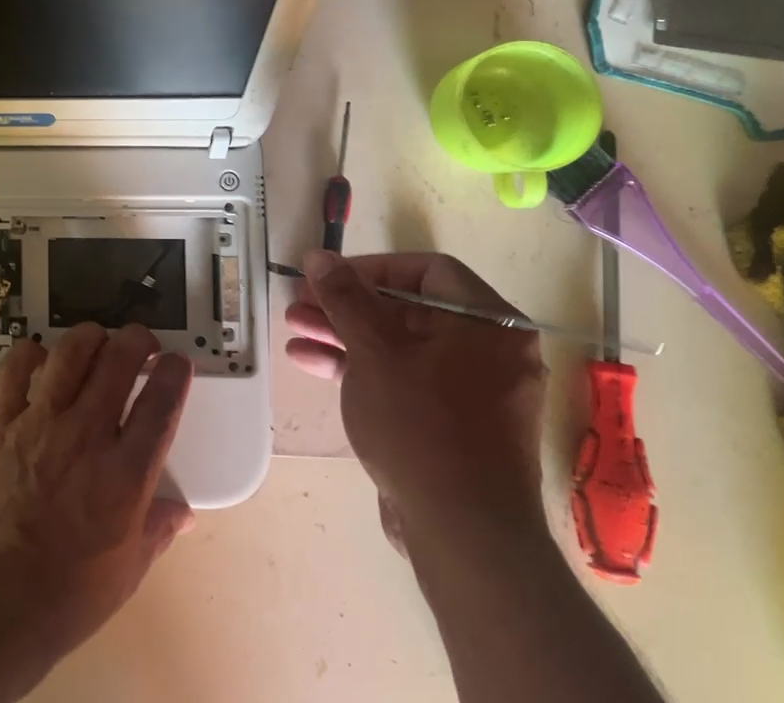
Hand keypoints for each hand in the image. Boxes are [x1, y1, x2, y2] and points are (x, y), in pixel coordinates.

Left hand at [0, 324, 194, 663]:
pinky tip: (36, 352)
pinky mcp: (0, 428)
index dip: (174, 374)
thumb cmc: (71, 593)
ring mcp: (39, 427)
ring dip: (87, 338)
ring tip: (96, 337)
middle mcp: (86, 438)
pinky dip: (25, 355)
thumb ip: (157, 530)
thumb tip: (182, 513)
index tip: (177, 362)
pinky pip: (11, 376)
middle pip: (116, 365)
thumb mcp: (129, 567)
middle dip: (134, 342)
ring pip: (67, 357)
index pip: (162, 405)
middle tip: (139, 341)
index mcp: (127, 474)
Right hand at [284, 251, 547, 549]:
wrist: (462, 527)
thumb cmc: (421, 425)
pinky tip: (313, 364)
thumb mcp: (374, 352)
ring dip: (345, 335)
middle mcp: (489, 350)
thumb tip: (320, 256)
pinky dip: (362, 368)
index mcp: (488, 323)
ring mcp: (472, 389)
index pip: (428, 269)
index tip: (324, 278)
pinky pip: (405, 379)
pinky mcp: (453, 422)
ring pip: (401, 345)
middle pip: (410, 308)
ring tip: (294, 331)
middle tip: (298, 303)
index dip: (370, 267)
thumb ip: (345, 299)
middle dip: (347, 304)